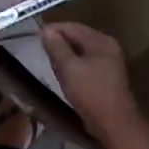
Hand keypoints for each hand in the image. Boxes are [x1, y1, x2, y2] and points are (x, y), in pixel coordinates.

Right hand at [42, 22, 141, 142]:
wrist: (113, 121)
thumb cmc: (90, 92)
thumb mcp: (68, 68)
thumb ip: (57, 47)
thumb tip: (46, 30)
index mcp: (100, 41)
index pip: (72, 27)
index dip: (53, 29)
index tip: (34, 36)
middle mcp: (107, 47)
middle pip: (78, 37)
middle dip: (59, 41)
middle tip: (39, 49)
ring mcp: (109, 61)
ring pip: (81, 50)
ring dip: (65, 53)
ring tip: (48, 60)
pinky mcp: (106, 75)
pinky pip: (86, 62)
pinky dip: (73, 63)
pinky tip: (63, 72)